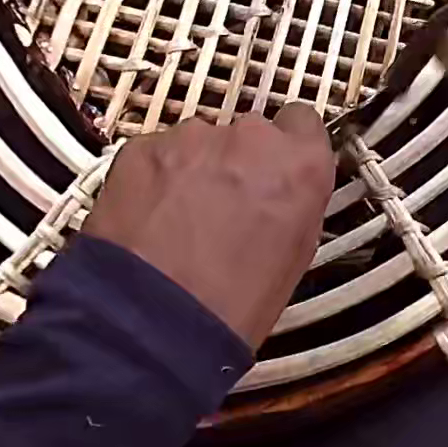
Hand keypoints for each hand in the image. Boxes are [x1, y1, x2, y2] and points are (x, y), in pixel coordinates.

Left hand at [83, 105, 334, 348]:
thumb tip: (288, 189)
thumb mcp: (300, 249)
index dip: (291, 144)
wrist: (152, 324)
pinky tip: (154, 216)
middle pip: (253, 132)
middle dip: (243, 161)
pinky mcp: (143, 149)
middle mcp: (254, 140)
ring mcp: (195, 140)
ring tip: (185, 217)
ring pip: (203, 142)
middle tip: (230, 203)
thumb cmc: (233, 301)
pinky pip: (160, 152)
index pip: (304, 122)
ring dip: (199, 169)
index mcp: (302, 164)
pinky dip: (158, 176)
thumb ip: (299, 199)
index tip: (282, 163)